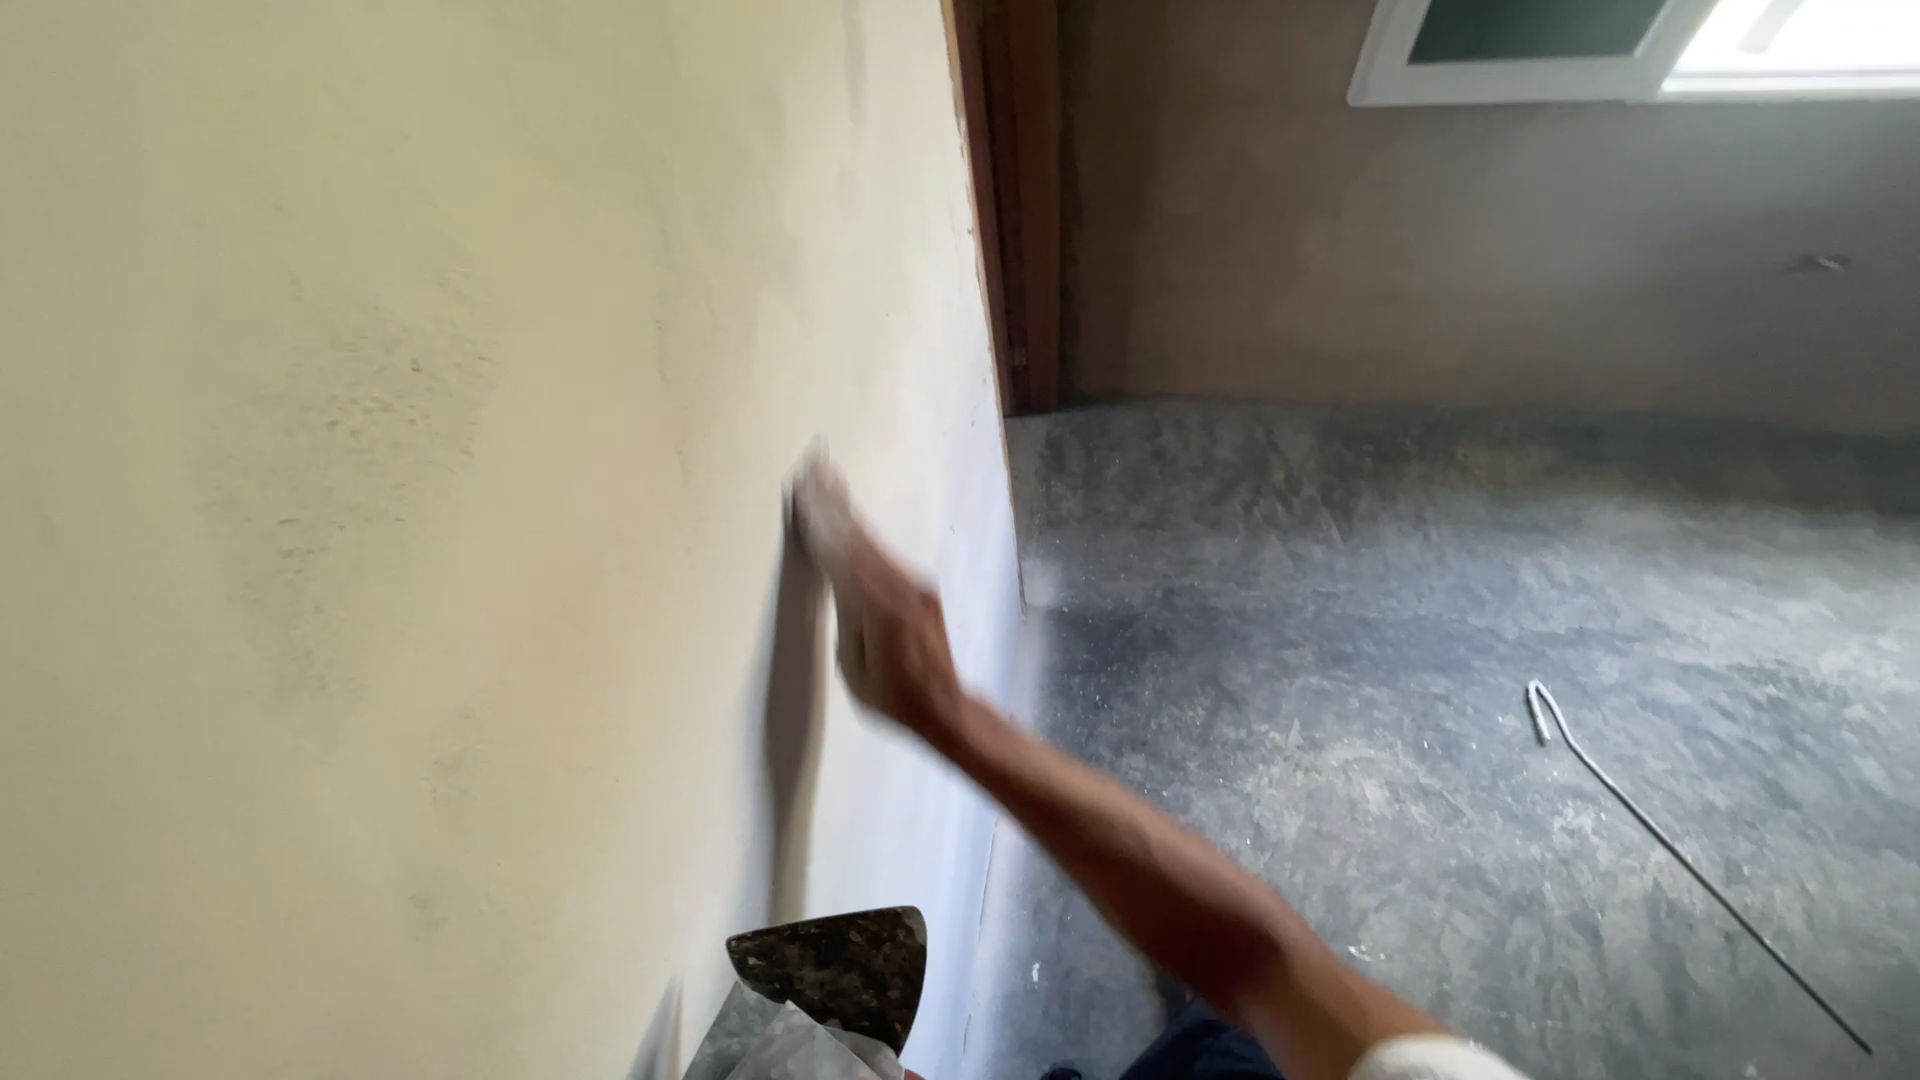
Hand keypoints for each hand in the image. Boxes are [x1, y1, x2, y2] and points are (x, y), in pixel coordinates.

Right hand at [791, 458, 964, 741]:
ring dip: (847, 510)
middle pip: (857, 537)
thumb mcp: (852, 665)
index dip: (820, 524)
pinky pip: (882, 552)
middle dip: (832, 503)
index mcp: (880, 606)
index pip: (841, 554)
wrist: (943, 705)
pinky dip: (860, 531)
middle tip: (814, 467)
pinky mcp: (919, 585)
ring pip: (871, 540)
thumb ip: (847, 615)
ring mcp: (914, 582)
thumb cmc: (890, 697)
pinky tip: (849, 517)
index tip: (803, 492)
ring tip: (827, 479)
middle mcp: (901, 584)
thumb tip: (841, 579)